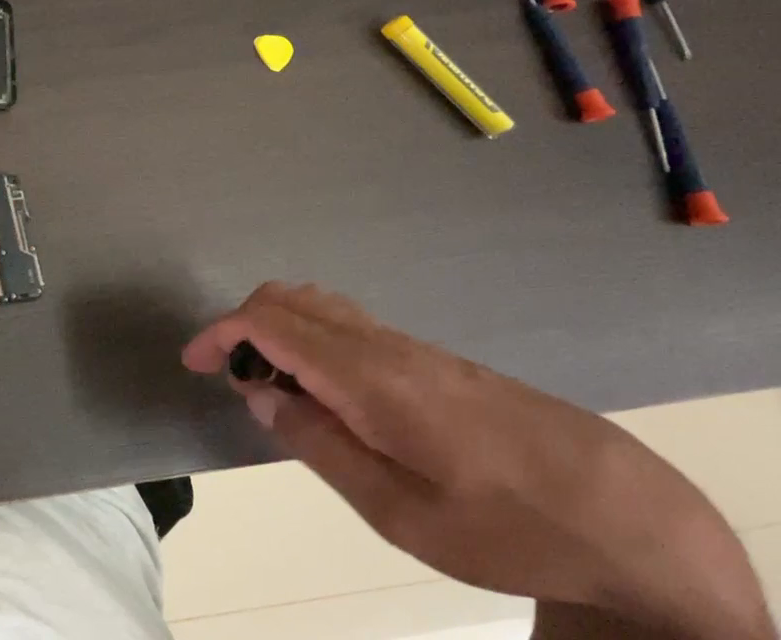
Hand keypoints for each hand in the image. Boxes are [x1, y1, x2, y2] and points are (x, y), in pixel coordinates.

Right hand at [184, 284, 774, 638]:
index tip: (193, 363)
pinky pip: (351, 325)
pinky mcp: (436, 360)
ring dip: (277, 329)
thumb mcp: (398, 510)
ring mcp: (415, 348)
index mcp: (368, 377)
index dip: (219, 332)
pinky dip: (311, 337)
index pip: (270, 322)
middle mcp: (386, 347)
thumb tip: (258, 392)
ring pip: (321, 306)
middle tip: (229, 376)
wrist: (630, 520)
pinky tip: (324, 390)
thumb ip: (317, 443)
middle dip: (241, 324)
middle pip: (290, 298)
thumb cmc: (504, 524)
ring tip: (271, 385)